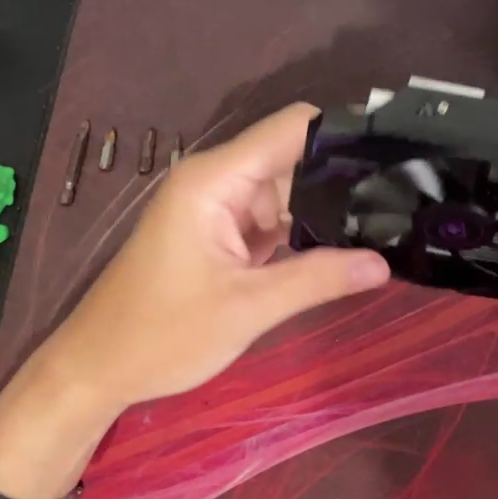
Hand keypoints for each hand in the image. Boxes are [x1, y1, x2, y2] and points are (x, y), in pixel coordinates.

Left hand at [0, 104, 391, 498]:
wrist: (96, 369)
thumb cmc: (162, 334)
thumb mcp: (247, 308)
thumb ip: (318, 278)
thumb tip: (383, 263)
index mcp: (216, 178)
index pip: (290, 129)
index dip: (341, 133)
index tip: (394, 152)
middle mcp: (217, 179)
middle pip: (293, 158)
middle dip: (341, 177)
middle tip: (401, 200)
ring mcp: (217, 205)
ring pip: (285, 190)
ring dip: (324, 207)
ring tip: (385, 221)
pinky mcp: (219, 231)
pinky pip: (269, 216)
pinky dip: (300, 229)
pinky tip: (344, 243)